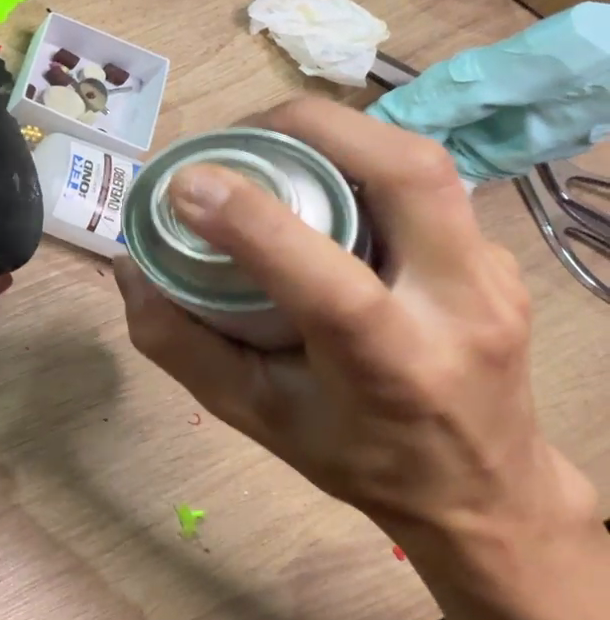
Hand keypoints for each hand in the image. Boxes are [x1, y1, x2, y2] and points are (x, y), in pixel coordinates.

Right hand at [116, 99, 597, 549]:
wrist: (487, 489)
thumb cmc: (353, 454)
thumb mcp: (246, 412)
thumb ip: (175, 340)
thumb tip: (128, 263)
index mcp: (396, 367)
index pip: (331, 283)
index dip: (252, 220)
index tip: (179, 184)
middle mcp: (463, 308)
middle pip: (409, 173)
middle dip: (308, 129)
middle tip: (230, 136)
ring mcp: (490, 273)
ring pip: (418, 163)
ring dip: (329, 135)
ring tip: (257, 147)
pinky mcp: (489, 253)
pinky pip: (417, 181)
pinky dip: (349, 160)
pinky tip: (304, 181)